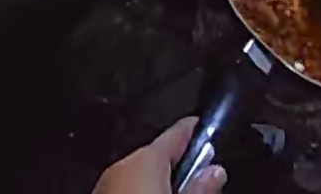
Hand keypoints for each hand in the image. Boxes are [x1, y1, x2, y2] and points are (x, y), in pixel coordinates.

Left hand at [93, 116, 226, 193]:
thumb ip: (201, 190)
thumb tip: (215, 172)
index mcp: (145, 159)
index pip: (177, 132)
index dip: (197, 134)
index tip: (210, 135)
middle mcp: (122, 167)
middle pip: (159, 158)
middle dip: (179, 171)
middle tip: (200, 187)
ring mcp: (105, 189)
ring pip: (141, 180)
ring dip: (159, 189)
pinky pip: (127, 193)